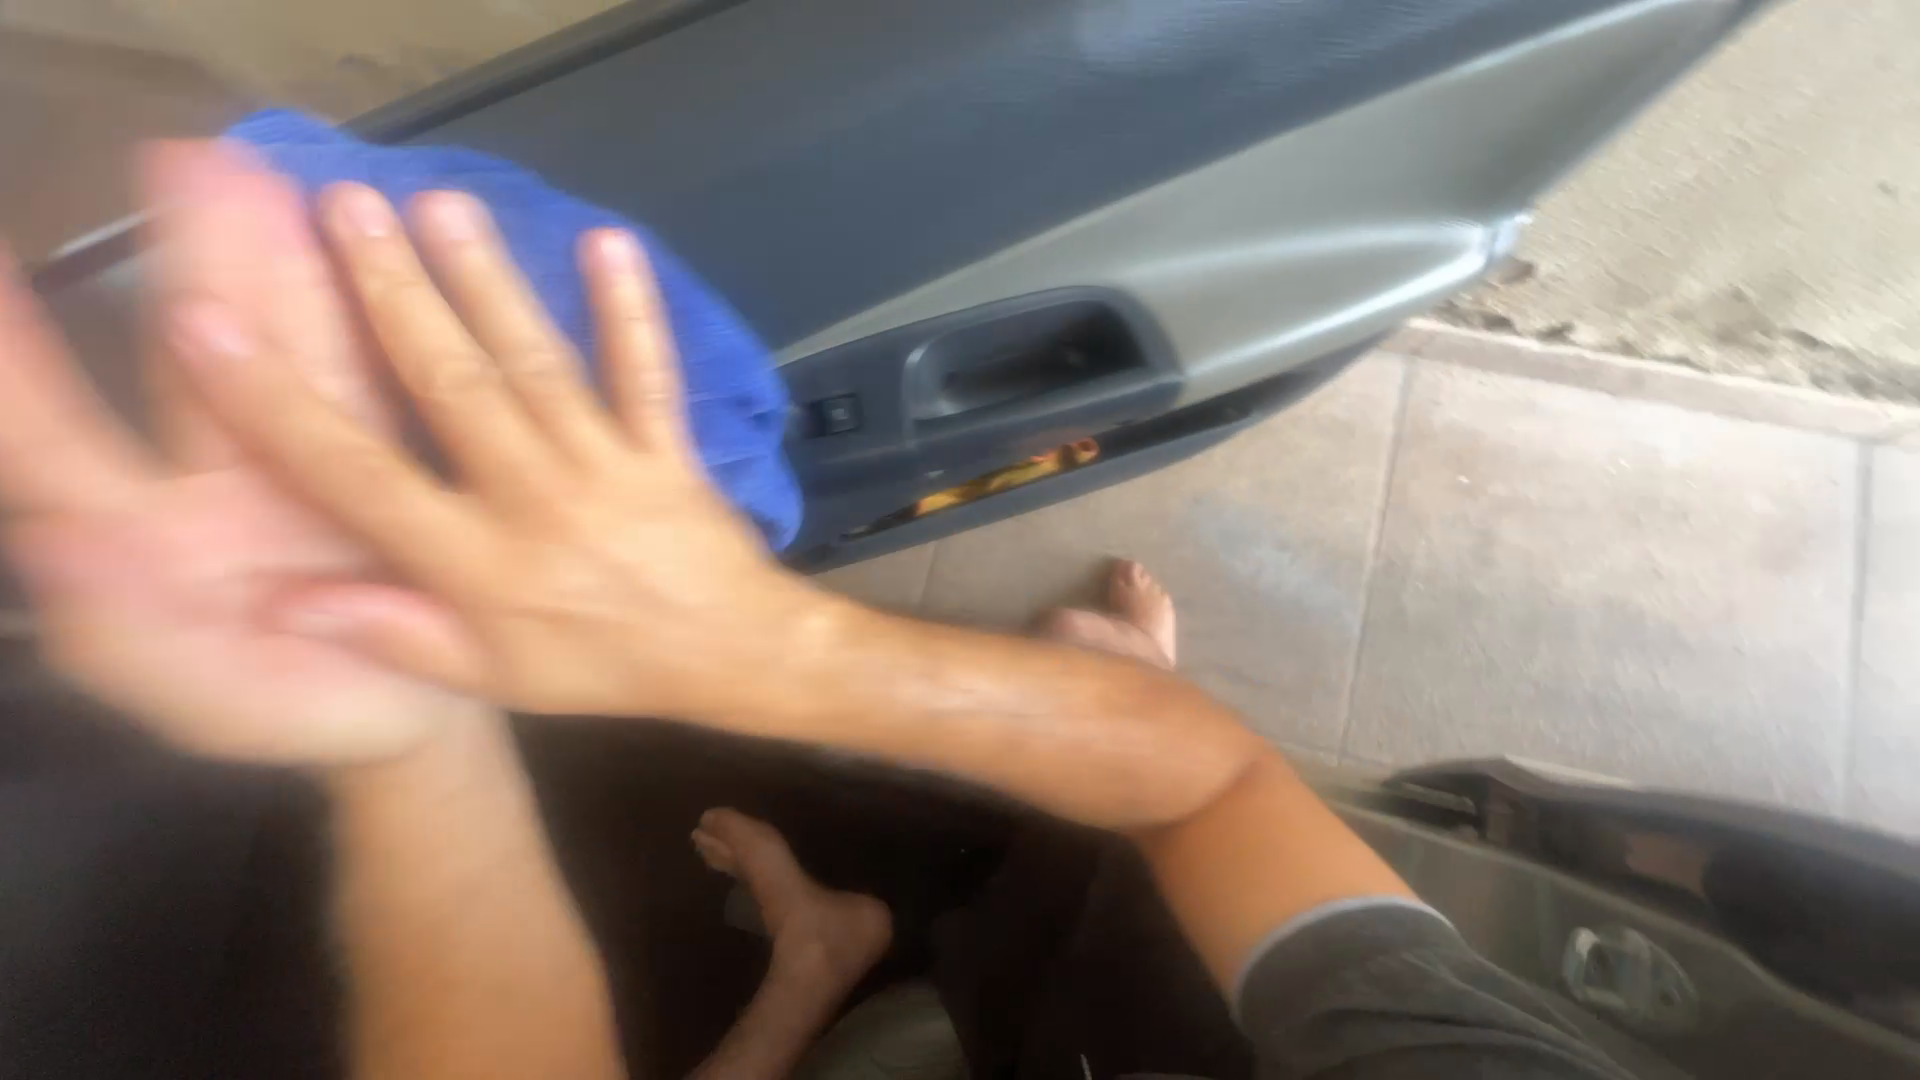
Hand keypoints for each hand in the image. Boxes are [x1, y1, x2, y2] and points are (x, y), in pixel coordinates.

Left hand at [0, 142, 481, 763]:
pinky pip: (385, 401)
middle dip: (197, 263)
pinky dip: (385, 339)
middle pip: (205, 365)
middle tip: (194, 162)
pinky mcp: (391, 478)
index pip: (54, 437)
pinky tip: (390, 282)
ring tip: (291, 188)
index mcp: (147, 541)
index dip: (9, 356)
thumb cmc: (305, 717)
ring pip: (306, 363)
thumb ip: (130, 642)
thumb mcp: (211, 703)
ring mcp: (317, 474)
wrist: (415, 721)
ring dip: (299, 277)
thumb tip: (62, 542)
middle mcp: (225, 485)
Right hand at [174, 183, 829, 720]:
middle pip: (454, 387)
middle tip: (346, 205)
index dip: (281, 405)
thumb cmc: (608, 667)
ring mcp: (610, 466)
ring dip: (490, 283)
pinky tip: (611, 244)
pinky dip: (632, 312)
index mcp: (480, 561)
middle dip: (396, 294)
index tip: (210, 322)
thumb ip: (395, 635)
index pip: (361, 476)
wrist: (728, 652)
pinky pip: (648, 375)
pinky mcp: (669, 451)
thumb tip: (271, 598)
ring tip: (443, 204)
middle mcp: (538, 497)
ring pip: (539, 365)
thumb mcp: (498, 678)